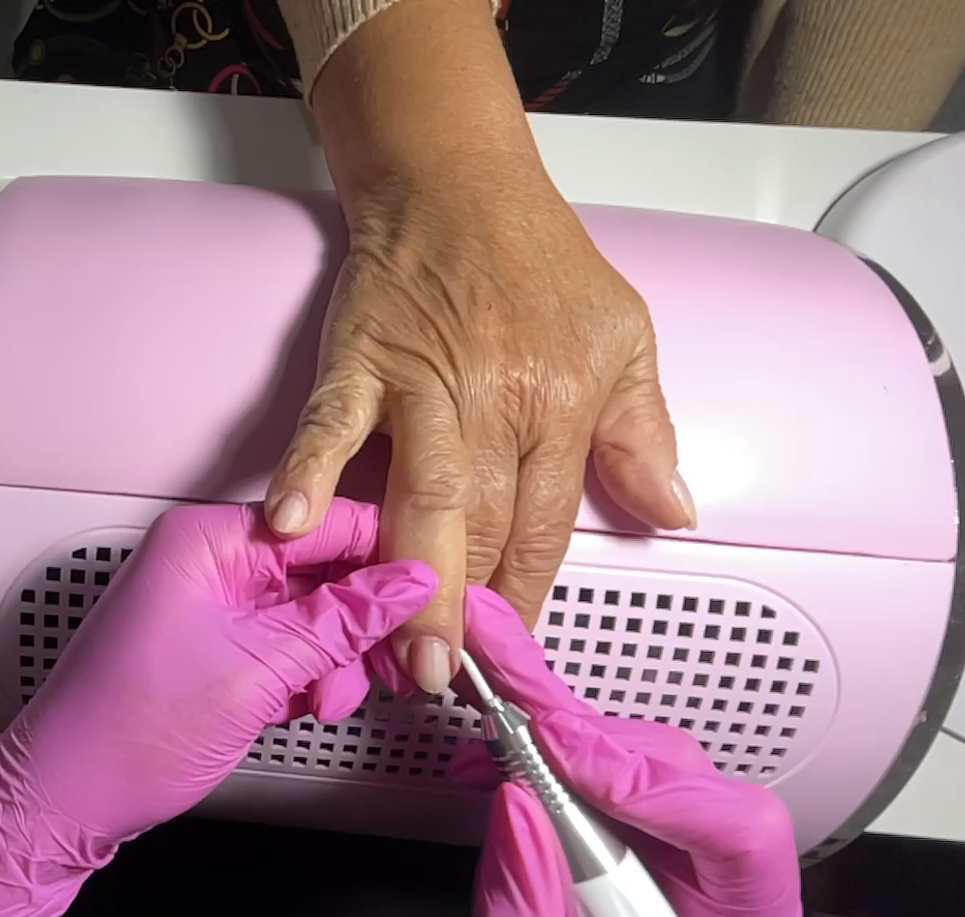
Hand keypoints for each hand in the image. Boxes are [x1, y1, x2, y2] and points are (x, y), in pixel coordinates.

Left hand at [0, 499, 435, 916]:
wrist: (65, 797)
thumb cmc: (129, 731)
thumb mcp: (256, 670)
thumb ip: (341, 620)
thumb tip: (412, 583)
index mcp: (208, 540)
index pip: (323, 521)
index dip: (386, 557)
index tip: (434, 594)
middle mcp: (209, 559)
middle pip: (320, 568)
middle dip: (360, 622)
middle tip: (398, 665)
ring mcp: (211, 602)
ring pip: (308, 612)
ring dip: (334, 658)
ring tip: (331, 699)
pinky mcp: (215, 641)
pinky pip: (283, 642)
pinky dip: (305, 674)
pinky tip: (307, 704)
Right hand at [264, 0, 692, 694]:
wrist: (457, 185)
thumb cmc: (538, 264)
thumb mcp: (622, 338)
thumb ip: (641, 433)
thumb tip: (674, 514)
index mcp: (561, 404)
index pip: (546, 525)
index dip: (527, 595)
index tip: (506, 654)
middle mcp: (498, 403)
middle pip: (486, 526)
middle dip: (466, 611)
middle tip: (445, 683)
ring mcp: (423, 383)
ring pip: (422, 495)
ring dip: (411, 576)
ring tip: (395, 651)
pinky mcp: (360, 362)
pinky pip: (332, 424)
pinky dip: (311, 472)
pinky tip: (290, 527)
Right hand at [456, 588, 805, 916]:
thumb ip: (526, 911)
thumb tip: (518, 807)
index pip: (735, 832)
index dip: (649, 784)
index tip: (563, 760)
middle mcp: (720, 872)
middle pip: (679, 772)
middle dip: (587, 747)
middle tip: (512, 730)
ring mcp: (678, 831)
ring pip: (637, 747)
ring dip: (557, 735)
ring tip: (493, 746)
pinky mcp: (632, 803)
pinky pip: (599, 748)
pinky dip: (543, 737)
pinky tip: (504, 746)